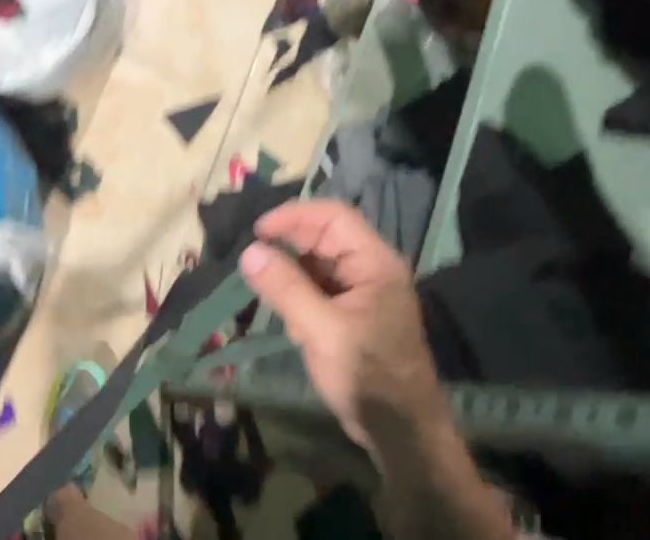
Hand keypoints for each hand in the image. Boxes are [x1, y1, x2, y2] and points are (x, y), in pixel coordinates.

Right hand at [239, 199, 446, 446]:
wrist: (401, 433)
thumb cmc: (368, 375)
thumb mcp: (322, 330)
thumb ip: (286, 288)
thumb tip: (249, 251)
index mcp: (375, 263)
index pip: (334, 217)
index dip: (295, 216)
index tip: (258, 231)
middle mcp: (370, 270)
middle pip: (324, 238)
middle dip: (288, 244)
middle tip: (252, 259)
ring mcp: (361, 293)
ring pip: (317, 263)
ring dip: (289, 271)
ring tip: (263, 287)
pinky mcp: (351, 314)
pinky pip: (318, 288)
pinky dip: (297, 293)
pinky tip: (285, 313)